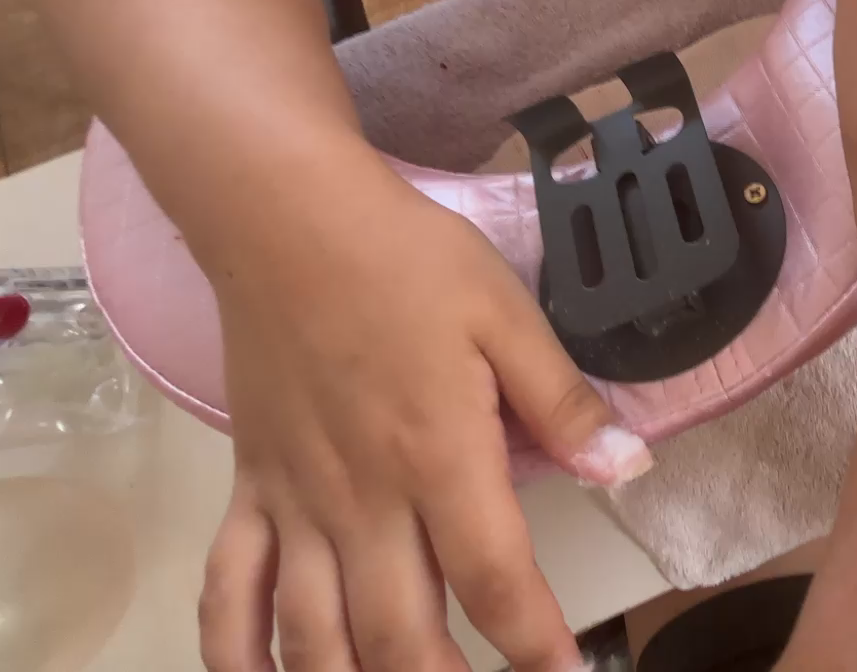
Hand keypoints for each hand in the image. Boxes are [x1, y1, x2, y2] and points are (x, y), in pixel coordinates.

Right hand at [197, 173, 644, 671]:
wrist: (297, 228)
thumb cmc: (419, 268)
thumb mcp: (513, 322)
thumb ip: (565, 403)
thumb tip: (628, 467)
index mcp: (441, 459)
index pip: (494, 576)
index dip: (532, 640)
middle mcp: (362, 501)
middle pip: (401, 631)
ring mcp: (294, 501)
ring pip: (312, 636)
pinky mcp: (248, 484)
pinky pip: (228, 591)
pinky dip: (238, 654)